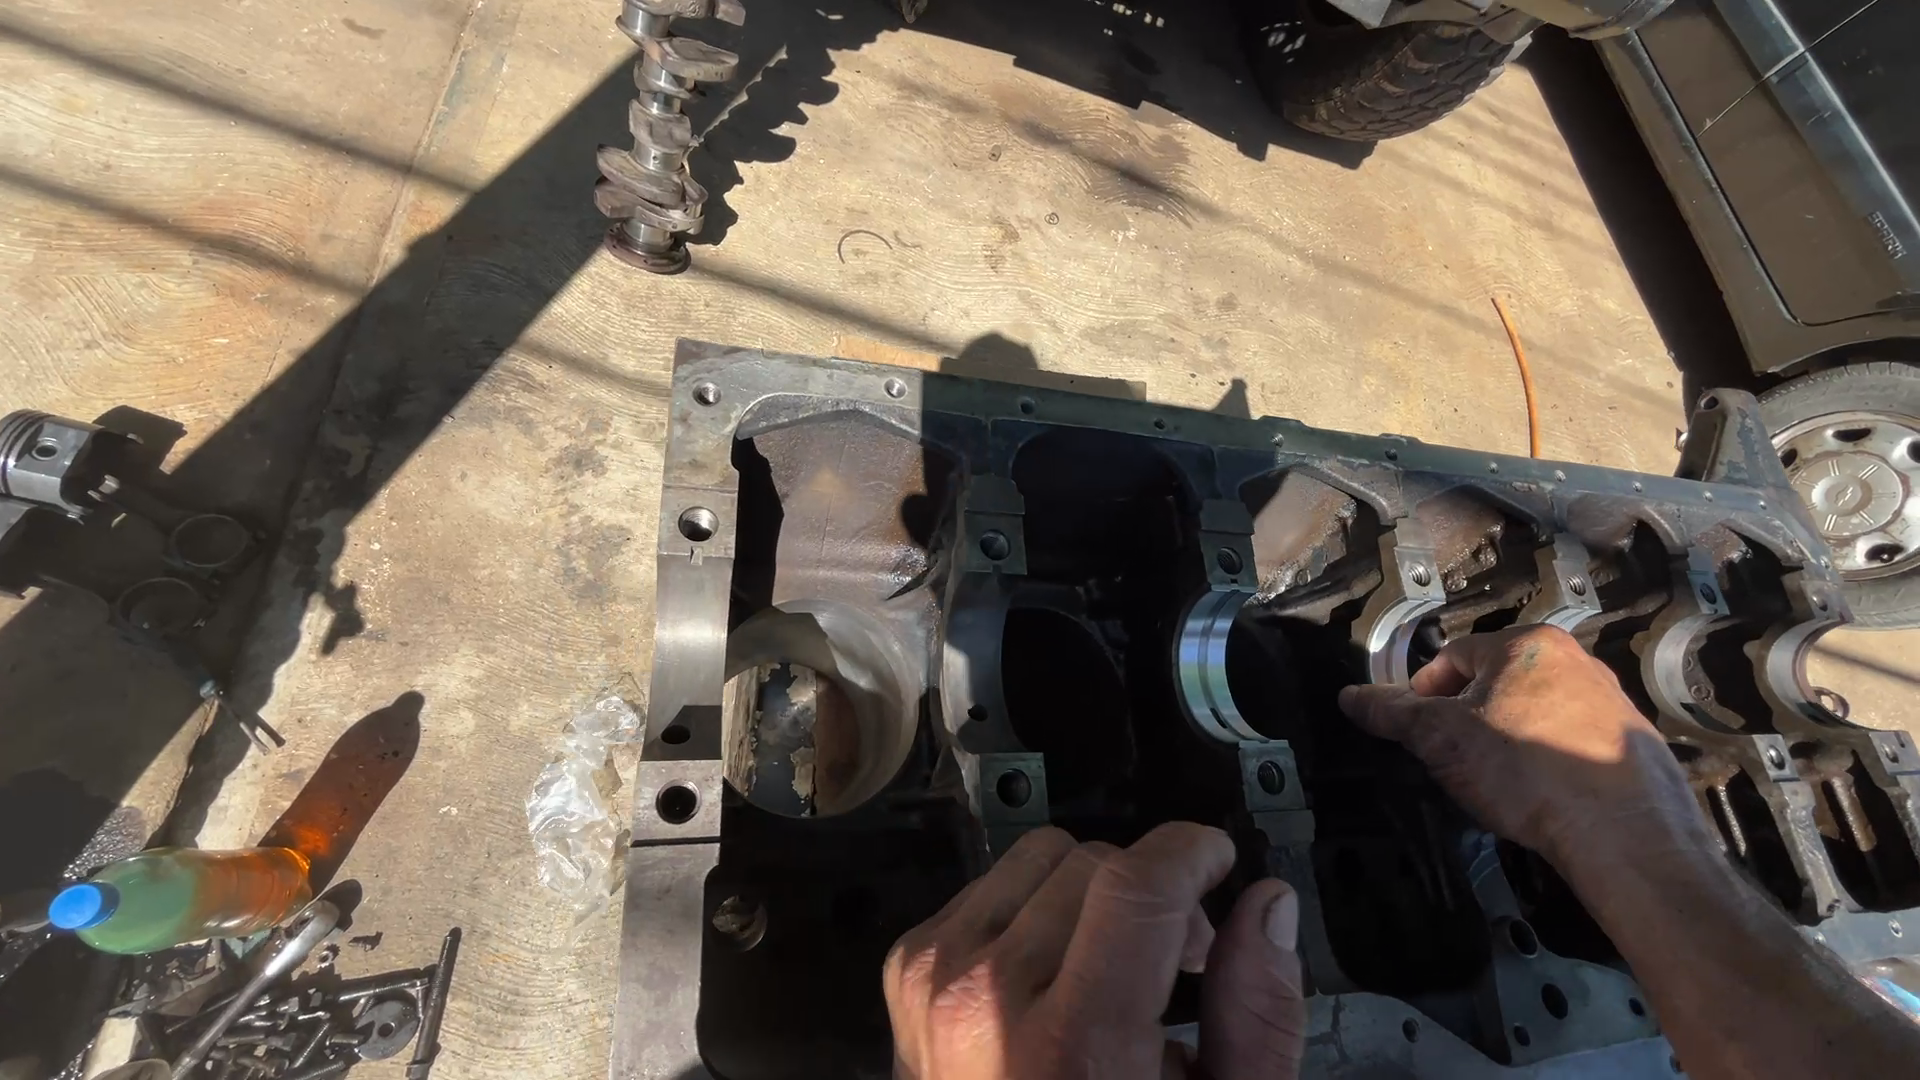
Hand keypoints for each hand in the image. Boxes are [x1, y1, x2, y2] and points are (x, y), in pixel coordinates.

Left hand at [884, 823, 1305, 1079]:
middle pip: (1091, 862)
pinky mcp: (907, 962)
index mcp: (1072, 1050)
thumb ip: (1257, 1018)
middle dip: (1149, 891)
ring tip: (1106, 967)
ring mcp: (935, 974)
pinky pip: (992, 881)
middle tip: (1172, 958)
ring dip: (1087, 892)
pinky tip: (1048, 973)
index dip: (1188, 852)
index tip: (1216, 858)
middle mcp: (986, 998)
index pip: (1133, 888)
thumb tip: (1266, 901)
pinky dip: (1034, 907)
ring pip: (1038, 856)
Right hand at [1337, 625, 1703, 871]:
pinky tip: (1535, 792)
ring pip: (1531, 710)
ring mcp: (1614, 702)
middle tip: (1449, 755)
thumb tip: (1348, 696)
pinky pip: (1569, 739)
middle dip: (1463, 716)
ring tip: (1492, 777)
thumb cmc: (1522, 769)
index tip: (1417, 731)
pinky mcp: (1638, 746)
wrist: (1626, 838)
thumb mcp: (1437, 737)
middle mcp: (1576, 661)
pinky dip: (1542, 758)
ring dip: (1502, 736)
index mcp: (1527, 645)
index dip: (1422, 693)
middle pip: (1491, 682)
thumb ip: (1388, 711)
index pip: (1451, 656)